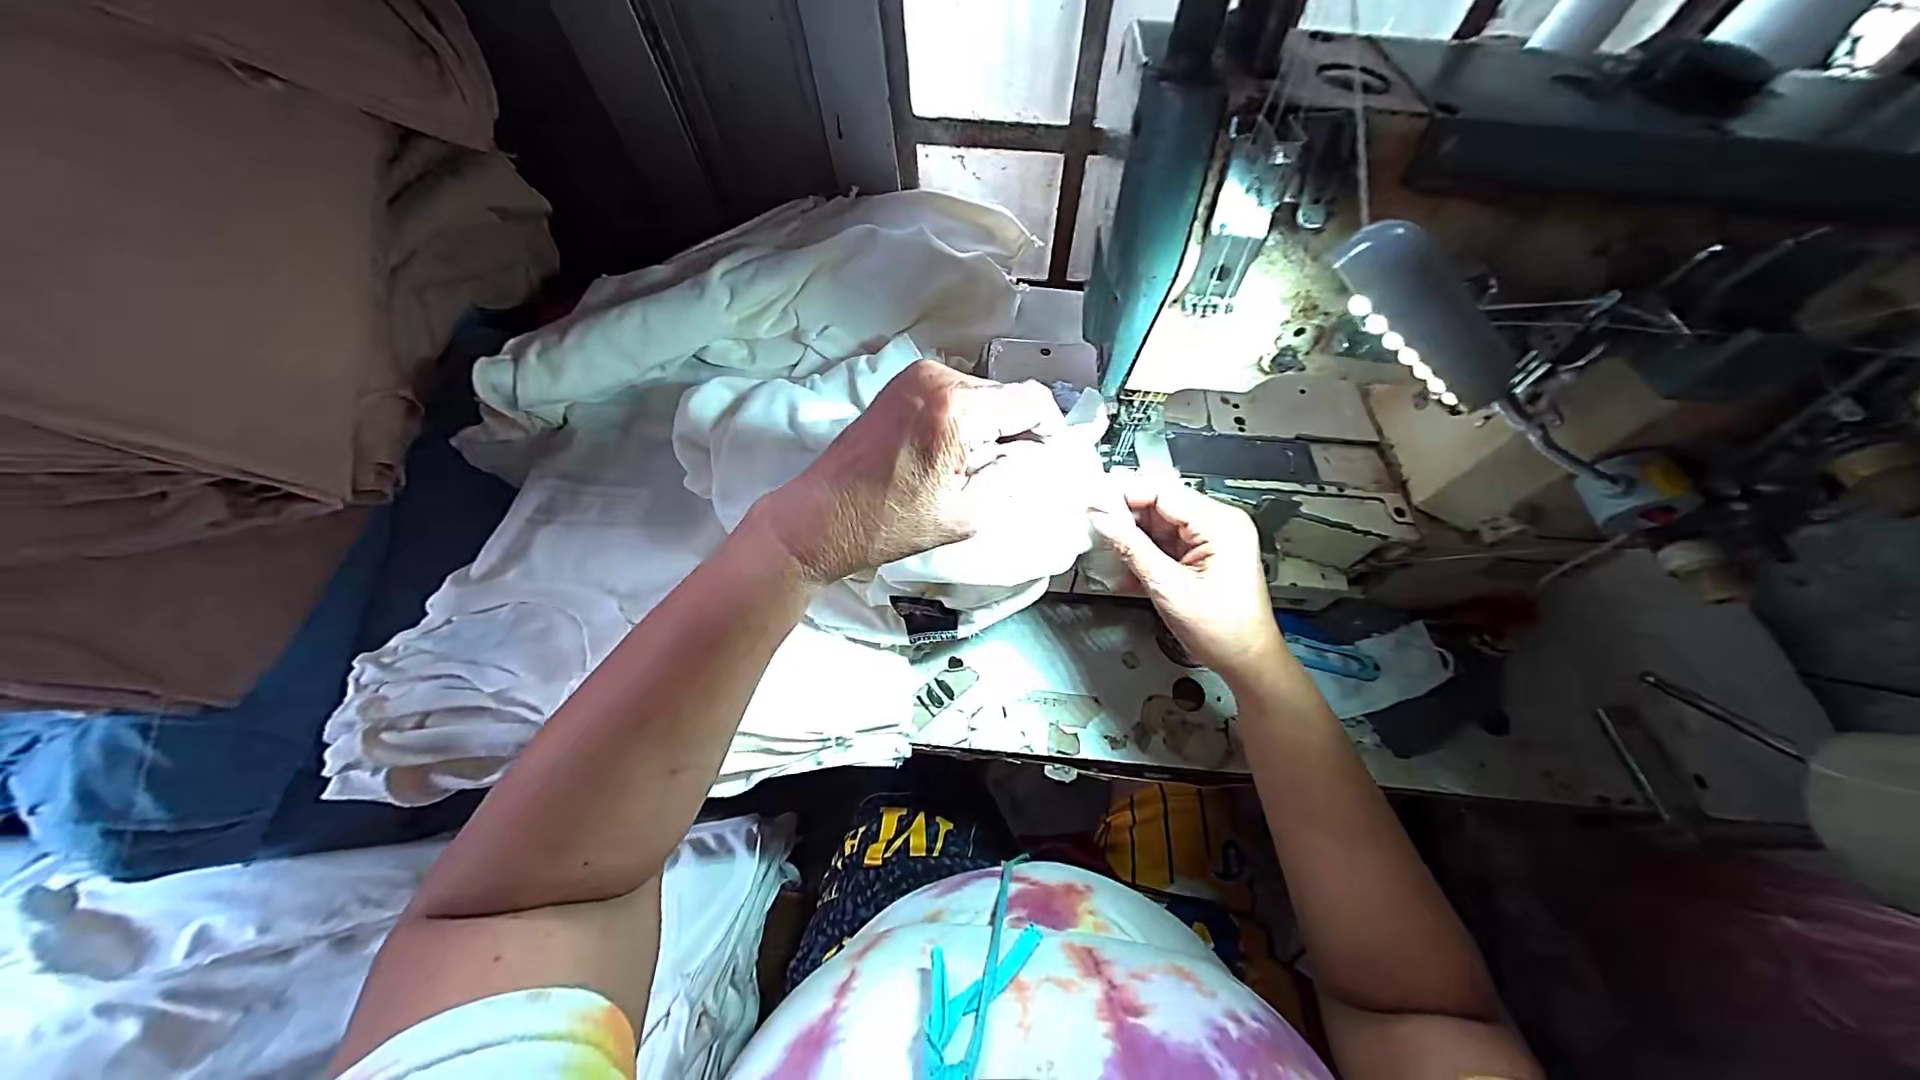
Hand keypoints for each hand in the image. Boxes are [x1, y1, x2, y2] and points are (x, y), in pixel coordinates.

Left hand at [753, 360, 1064, 584]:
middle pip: (1007, 395)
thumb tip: (1040, 460)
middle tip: (1016, 472)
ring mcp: (915, 378)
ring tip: (979, 469)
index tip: (1051, 458)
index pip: (1032, 400)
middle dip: (1019, 431)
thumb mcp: (966, 515)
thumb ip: (1012, 479)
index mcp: (956, 410)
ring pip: (982, 395)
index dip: (1050, 430)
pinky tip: (955, 456)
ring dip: (992, 426)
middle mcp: (936, 379)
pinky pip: (954, 395)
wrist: (820, 518)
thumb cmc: (885, 524)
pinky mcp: (901, 386)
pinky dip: (966, 420)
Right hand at [1089, 472, 1285, 684]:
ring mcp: (1212, 537)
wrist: (1247, 660)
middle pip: (1159, 503)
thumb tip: (1104, 519)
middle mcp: (1219, 523)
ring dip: (1131, 537)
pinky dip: (1143, 551)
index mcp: (1220, 524)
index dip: (1123, 495)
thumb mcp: (1167, 587)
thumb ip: (1131, 547)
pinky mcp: (1203, 552)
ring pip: (1158, 523)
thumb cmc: (1226, 631)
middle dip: (1124, 517)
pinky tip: (1127, 567)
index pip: (1162, 491)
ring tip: (1108, 551)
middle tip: (1094, 526)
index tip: (1094, 503)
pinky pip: (1165, 540)